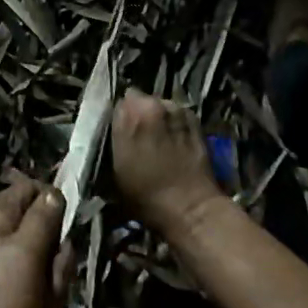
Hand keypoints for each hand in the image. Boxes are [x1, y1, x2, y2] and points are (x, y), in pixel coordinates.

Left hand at [0, 178, 73, 307]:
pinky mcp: (9, 289)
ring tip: (41, 303)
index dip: (54, 204)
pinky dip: (43, 301)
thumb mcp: (27, 250)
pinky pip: (38, 285)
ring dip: (53, 283)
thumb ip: (45, 217)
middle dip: (56, 255)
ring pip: (46, 260)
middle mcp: (0, 231)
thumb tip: (56, 191)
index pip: (33, 188)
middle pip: (45, 227)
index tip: (65, 229)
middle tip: (51, 275)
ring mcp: (4, 261)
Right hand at [111, 89, 226, 235]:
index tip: (121, 131)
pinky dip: (175, 123)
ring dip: (158, 117)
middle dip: (138, 113)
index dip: (119, 118)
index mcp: (127, 116)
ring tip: (160, 138)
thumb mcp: (115, 172)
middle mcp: (150, 104)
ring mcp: (174, 109)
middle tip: (140, 134)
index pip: (116, 103)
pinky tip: (177, 140)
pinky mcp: (194, 118)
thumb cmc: (146, 196)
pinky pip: (178, 114)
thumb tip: (114, 133)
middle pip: (139, 100)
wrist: (190, 207)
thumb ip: (113, 142)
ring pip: (160, 105)